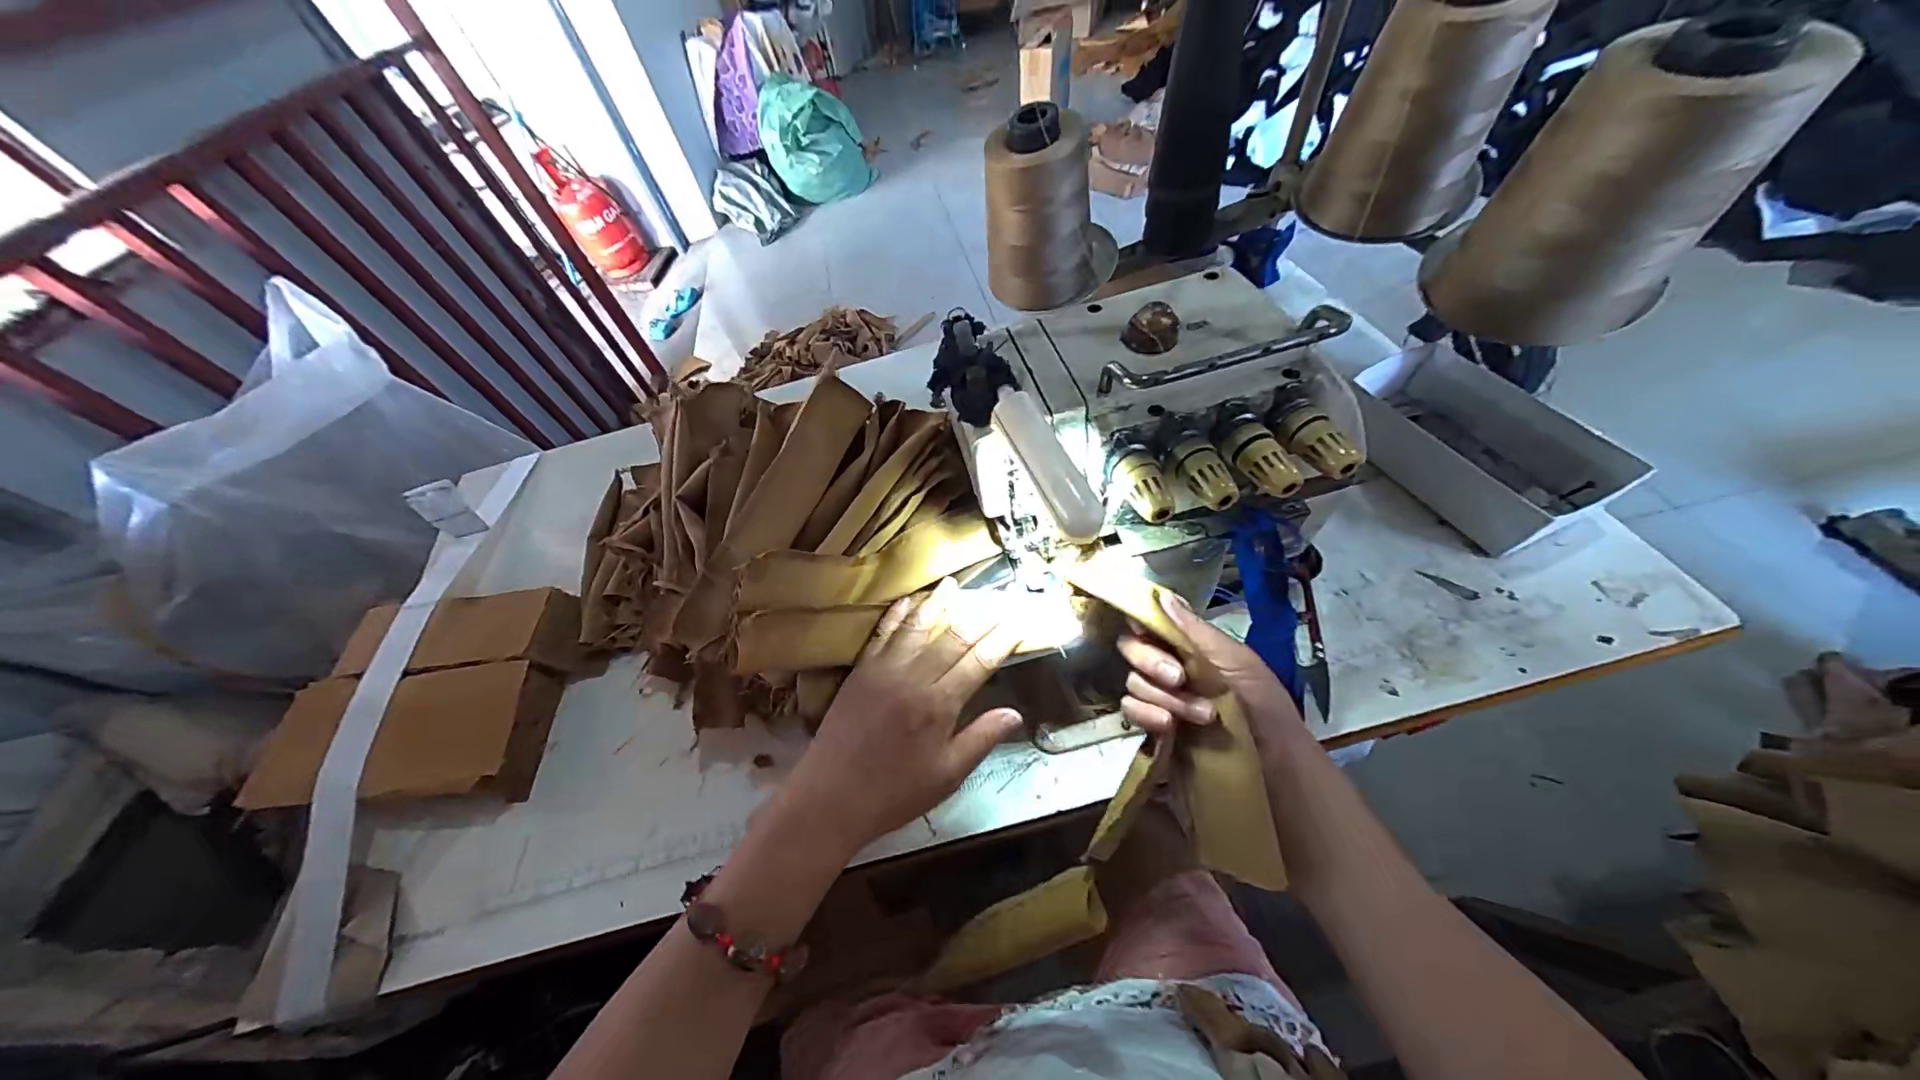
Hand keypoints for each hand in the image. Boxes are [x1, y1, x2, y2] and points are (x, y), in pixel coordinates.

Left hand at [780, 579, 1024, 852]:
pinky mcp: (860, 672)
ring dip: (938, 603)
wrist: (831, 797)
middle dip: (979, 616)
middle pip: (952, 638)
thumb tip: (1015, 713)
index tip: (1019, 622)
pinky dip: (897, 615)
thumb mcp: (947, 775)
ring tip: (953, 583)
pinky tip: (907, 601)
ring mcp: (883, 671)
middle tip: (997, 597)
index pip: (979, 662)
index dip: (1001, 640)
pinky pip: (882, 635)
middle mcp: (913, 679)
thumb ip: (981, 739)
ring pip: (916, 627)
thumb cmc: (895, 793)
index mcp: (939, 705)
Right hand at [1117, 591, 1302, 750]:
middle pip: (1133, 650)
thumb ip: (1195, 632)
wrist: (1274, 768)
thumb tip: (1161, 596)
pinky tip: (1167, 725)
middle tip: (1179, 678)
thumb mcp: (1237, 662)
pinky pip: (1131, 711)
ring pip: (1134, 682)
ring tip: (1200, 715)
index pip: (1151, 624)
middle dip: (1152, 662)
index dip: (1143, 624)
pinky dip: (1145, 714)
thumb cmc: (1264, 707)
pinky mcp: (1153, 728)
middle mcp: (1169, 667)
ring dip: (1164, 696)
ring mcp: (1160, 698)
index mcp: (1191, 646)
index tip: (1147, 631)